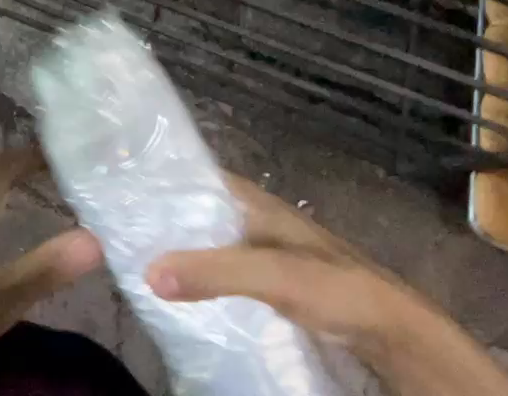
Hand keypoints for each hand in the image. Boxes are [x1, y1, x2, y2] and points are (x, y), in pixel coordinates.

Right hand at [145, 177, 507, 395]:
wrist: (395, 333)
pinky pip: (216, 270)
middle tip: (111, 230)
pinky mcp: (265, 282)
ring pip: (202, 241)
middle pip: (191, 210)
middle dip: (156, 218)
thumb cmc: (336, 286)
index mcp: (249, 199)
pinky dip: (195, 275)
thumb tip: (148, 272)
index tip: (113, 187)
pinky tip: (175, 291)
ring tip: (131, 259)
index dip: (153, 178)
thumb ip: (214, 272)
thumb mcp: (273, 275)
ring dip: (174, 249)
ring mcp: (257, 250)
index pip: (187, 175)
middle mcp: (248, 217)